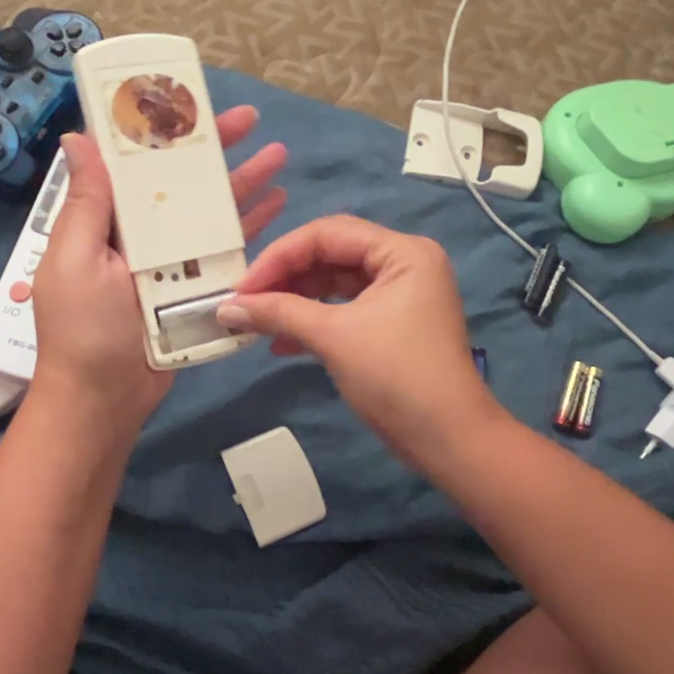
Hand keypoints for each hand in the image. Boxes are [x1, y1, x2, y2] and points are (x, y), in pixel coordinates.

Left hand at [28, 107, 286, 433]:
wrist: (102, 402)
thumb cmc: (84, 329)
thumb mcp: (77, 260)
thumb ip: (87, 203)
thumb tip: (78, 137)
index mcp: (104, 221)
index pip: (134, 163)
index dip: (162, 130)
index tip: (189, 101)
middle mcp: (137, 235)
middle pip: (180, 182)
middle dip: (214, 150)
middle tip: (249, 120)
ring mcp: (168, 262)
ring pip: (208, 212)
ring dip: (241, 183)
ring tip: (277, 155)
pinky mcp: (193, 290)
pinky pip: (223, 252)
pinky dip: (248, 228)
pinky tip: (277, 206)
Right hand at [215, 216, 503, 462]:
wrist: (447, 439)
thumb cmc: (395, 377)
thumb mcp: (332, 337)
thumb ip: (278, 313)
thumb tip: (226, 308)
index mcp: (402, 251)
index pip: (327, 234)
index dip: (278, 256)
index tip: (241, 288)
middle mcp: (404, 261)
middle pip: (331, 253)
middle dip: (284, 276)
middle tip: (244, 302)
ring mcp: (400, 292)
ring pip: (334, 281)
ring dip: (294, 300)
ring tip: (256, 322)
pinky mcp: (393, 322)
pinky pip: (344, 307)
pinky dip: (313, 320)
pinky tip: (280, 342)